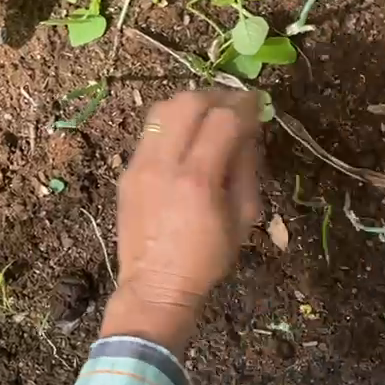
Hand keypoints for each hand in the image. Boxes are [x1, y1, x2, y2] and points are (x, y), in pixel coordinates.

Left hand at [100, 90, 263, 354]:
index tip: (258, 106)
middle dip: (217, 98)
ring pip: (163, 110)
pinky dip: (171, 126)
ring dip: (190, 106)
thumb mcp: (241, 220)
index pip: (224, 119)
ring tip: (208, 118)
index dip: (246, 106)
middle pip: (189, 102)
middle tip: (233, 108)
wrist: (154, 287)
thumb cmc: (205, 260)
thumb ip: (245, 170)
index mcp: (197, 180)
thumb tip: (247, 134)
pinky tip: (185, 141)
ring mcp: (139, 166)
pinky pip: (149, 132)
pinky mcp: (126, 173)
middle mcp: (163, 165)